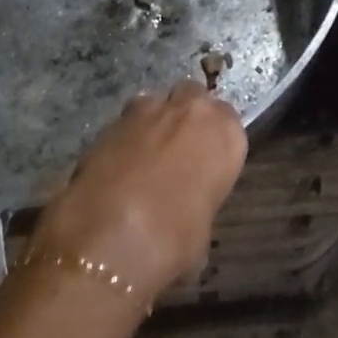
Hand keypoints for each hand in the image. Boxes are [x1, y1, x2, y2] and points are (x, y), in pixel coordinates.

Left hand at [28, 81, 246, 302]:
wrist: (110, 240)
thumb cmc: (173, 240)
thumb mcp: (202, 227)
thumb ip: (200, 198)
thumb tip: (185, 206)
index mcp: (226, 133)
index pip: (229, 121)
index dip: (214, 139)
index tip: (206, 160)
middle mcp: (192, 111)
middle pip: (193, 97)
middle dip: (185, 116)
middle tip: (176, 150)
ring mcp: (148, 111)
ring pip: (155, 103)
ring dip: (152, 122)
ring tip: (141, 157)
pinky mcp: (109, 122)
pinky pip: (123, 124)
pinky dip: (122, 140)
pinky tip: (114, 169)